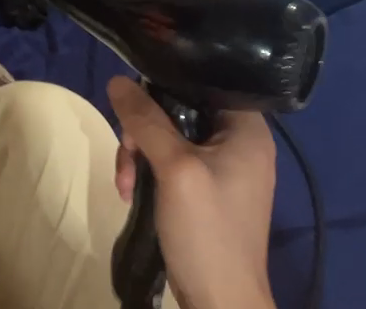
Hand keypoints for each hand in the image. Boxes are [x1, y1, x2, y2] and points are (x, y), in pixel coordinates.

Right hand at [108, 78, 279, 308]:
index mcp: (247, 129)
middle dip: (144, 129)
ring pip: (169, 136)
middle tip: (127, 153)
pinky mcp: (206, 191)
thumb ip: (146, 120)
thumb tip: (118, 79)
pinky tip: (130, 191)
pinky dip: (148, 172)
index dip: (167, 82)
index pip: (205, 80)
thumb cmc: (208, 232)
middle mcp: (239, 142)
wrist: (220, 306)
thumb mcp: (175, 168)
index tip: (136, 97)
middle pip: (180, 109)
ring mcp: (223, 169)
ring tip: (125, 182)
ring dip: (140, 153)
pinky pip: (171, 161)